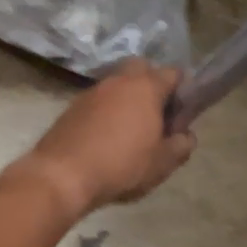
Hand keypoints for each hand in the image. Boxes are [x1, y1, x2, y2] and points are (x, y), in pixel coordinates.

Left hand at [24, 59, 196, 214]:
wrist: (62, 176)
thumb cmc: (120, 166)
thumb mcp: (162, 163)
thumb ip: (181, 145)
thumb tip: (185, 135)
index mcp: (145, 86)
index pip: (174, 73)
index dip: (183, 93)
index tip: (180, 119)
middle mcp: (117, 81)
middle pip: (141, 70)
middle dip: (152, 87)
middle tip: (154, 119)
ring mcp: (90, 92)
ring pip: (116, 86)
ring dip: (126, 101)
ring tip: (129, 134)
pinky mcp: (71, 108)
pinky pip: (97, 103)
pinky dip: (105, 114)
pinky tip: (104, 140)